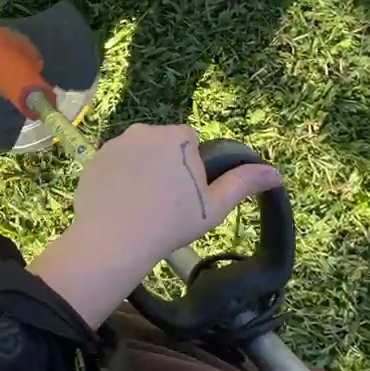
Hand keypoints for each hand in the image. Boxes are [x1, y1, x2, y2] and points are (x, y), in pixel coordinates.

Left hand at [32, 124, 282, 326]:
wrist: (114, 239)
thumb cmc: (170, 222)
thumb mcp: (214, 206)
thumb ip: (243, 183)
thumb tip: (276, 173)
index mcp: (175, 136)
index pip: (189, 141)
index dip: (191, 167)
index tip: (186, 193)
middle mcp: (143, 130)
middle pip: (162, 145)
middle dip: (166, 166)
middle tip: (166, 201)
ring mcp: (114, 144)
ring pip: (137, 155)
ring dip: (142, 171)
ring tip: (142, 206)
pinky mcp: (93, 159)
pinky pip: (114, 165)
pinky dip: (119, 179)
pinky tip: (121, 204)